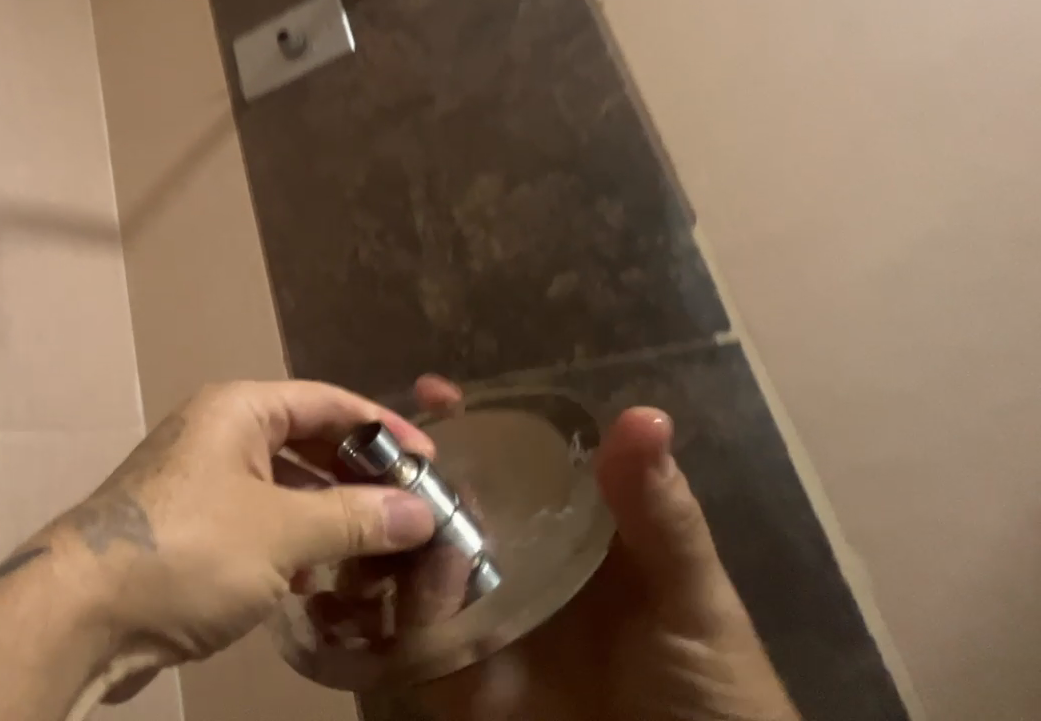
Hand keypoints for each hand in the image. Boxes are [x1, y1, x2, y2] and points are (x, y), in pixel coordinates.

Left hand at [39, 380, 446, 704]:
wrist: (87, 606)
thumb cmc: (188, 548)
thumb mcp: (280, 532)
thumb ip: (353, 518)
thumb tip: (420, 511)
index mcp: (238, 411)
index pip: (326, 401)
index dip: (382, 427)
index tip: (433, 460)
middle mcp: (219, 434)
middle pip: (306, 443)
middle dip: (359, 477)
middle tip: (415, 514)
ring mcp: (202, 480)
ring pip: (284, 488)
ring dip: (330, 517)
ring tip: (382, 553)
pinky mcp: (193, 526)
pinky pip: (260, 522)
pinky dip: (295, 544)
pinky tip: (324, 580)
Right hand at [303, 376, 800, 720]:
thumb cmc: (713, 692)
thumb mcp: (692, 599)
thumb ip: (658, 515)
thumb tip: (644, 412)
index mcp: (557, 536)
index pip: (501, 467)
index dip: (465, 427)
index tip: (432, 389)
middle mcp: (505, 568)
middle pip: (438, 507)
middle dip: (398, 472)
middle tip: (366, 447)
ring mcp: (475, 621)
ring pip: (410, 562)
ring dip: (388, 532)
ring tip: (373, 509)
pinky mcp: (454, 677)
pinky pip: (412, 636)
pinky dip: (403, 609)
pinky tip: (397, 587)